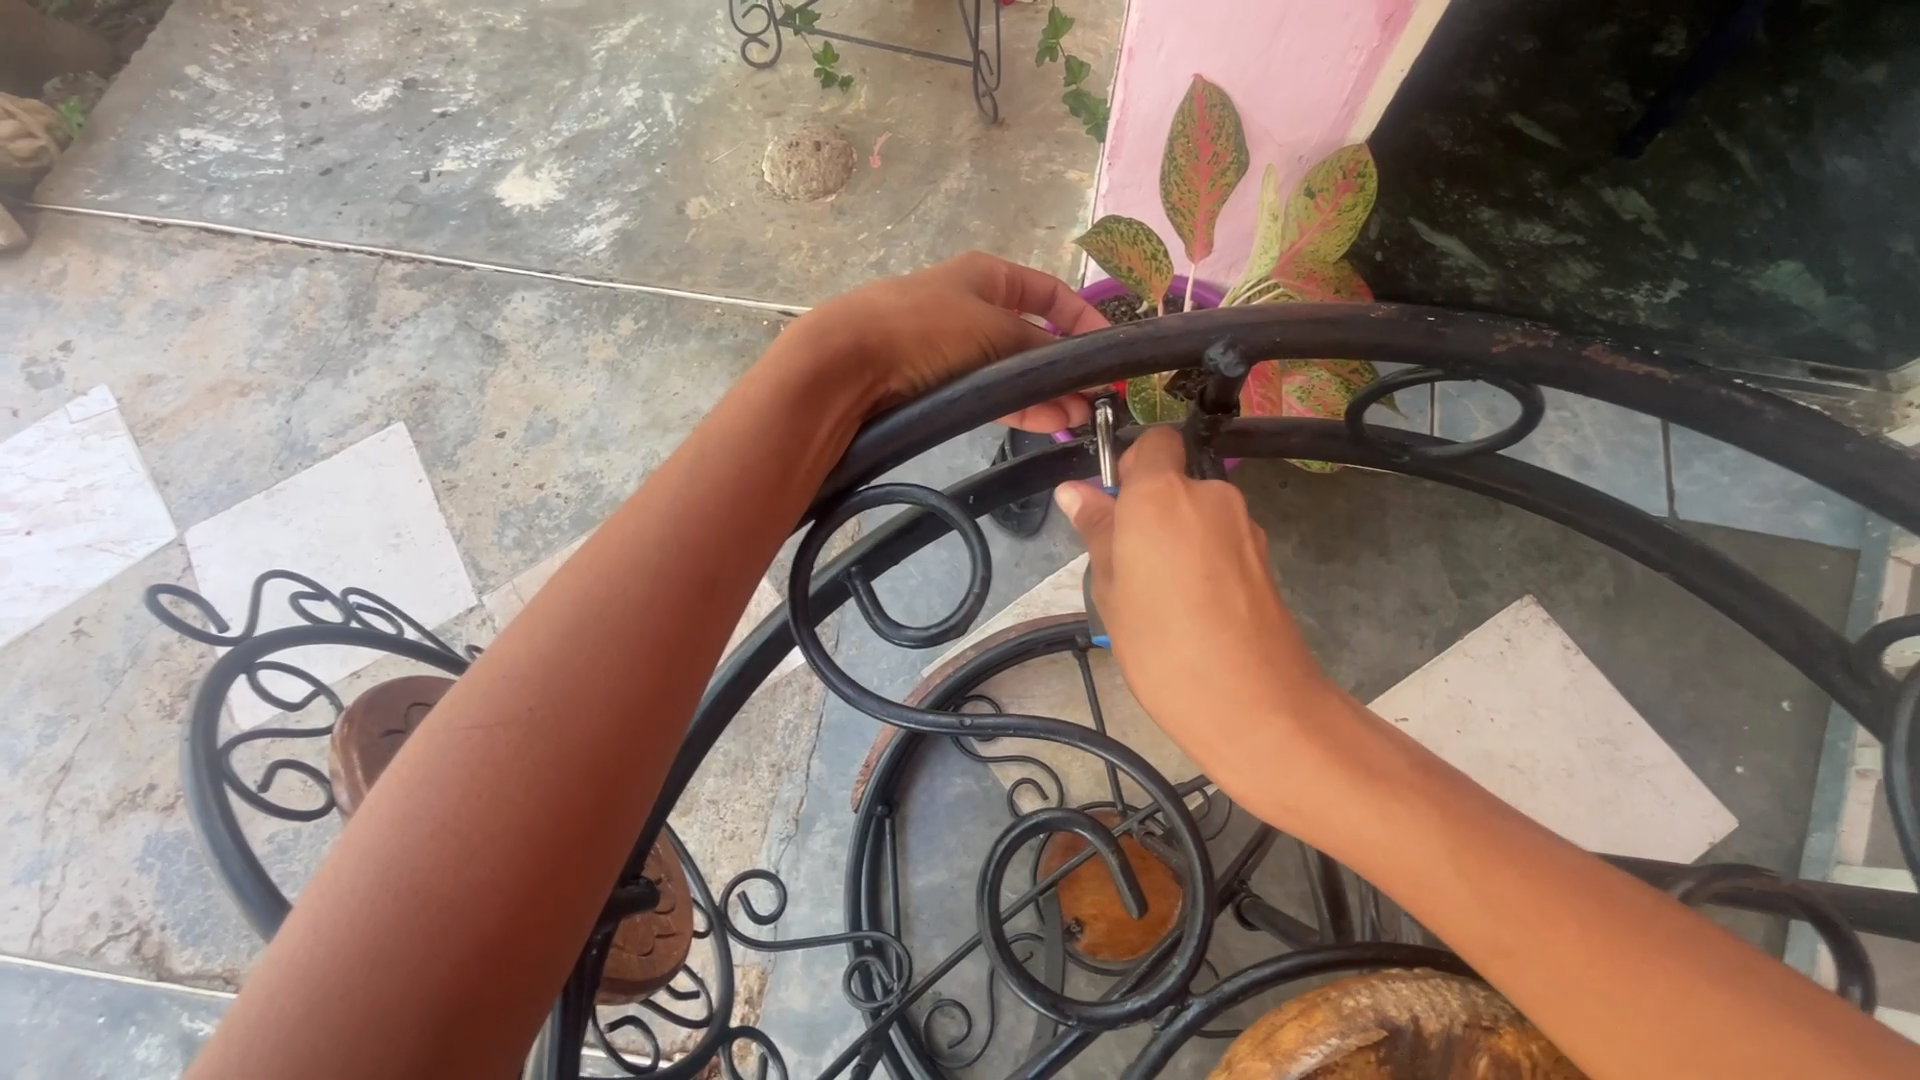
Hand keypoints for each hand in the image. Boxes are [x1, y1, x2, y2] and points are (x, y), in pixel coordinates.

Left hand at [783, 252, 1109, 431]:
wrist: (846, 363)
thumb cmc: (926, 327)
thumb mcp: (997, 328)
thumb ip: (1044, 350)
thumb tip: (1082, 372)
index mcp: (985, 276)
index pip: (1047, 291)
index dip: (1082, 317)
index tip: (1108, 349)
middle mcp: (971, 308)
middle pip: (1031, 337)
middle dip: (1064, 366)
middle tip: (1095, 398)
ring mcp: (952, 350)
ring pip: (1011, 372)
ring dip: (1046, 394)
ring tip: (1079, 418)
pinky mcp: (937, 388)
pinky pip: (988, 395)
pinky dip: (1019, 407)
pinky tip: (1049, 422)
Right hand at [1054, 428, 1340, 799]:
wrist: (1251, 701)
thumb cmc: (1160, 644)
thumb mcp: (1110, 589)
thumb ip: (1098, 531)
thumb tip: (1075, 492)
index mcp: (1162, 493)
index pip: (1154, 441)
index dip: (1131, 465)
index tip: (1113, 506)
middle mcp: (1210, 495)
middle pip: (1177, 481)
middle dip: (1152, 510)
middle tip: (1129, 565)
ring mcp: (1245, 526)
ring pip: (1199, 515)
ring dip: (1178, 539)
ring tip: (1163, 598)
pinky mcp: (1265, 558)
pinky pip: (1221, 543)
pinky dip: (1204, 561)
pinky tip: (1196, 610)